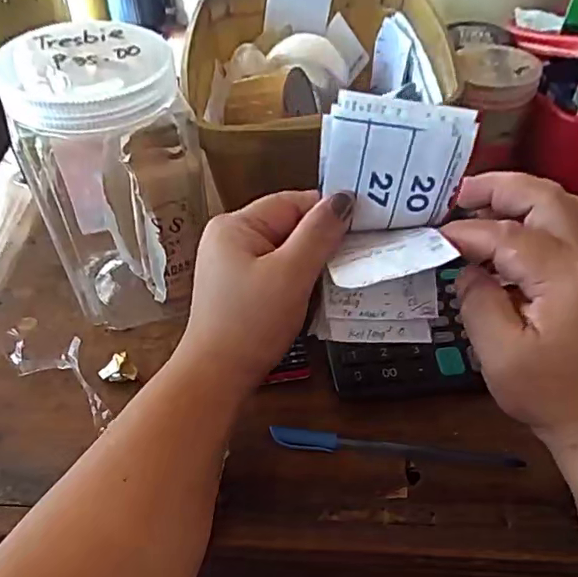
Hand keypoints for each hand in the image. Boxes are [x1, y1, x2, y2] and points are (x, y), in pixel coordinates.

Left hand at [175, 190, 351, 388]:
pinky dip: (295, 286)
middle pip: (288, 228)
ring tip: (330, 285)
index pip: (292, 203)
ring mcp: (231, 269)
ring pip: (284, 255)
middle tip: (350, 261)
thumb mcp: (291, 275)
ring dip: (309, 268)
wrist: (217, 376)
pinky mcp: (238, 294)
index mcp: (235, 225)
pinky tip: (308, 301)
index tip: (360, 229)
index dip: (326, 213)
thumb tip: (343, 200)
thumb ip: (318, 235)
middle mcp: (229, 241)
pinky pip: (275, 277)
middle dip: (318, 244)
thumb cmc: (250, 325)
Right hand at [440, 174, 577, 444]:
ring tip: (478, 204)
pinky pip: (560, 228)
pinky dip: (529, 218)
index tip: (435, 235)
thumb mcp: (500, 355)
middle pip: (545, 198)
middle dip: (500, 188)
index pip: (508, 235)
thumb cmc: (545, 392)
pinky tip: (501, 236)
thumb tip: (468, 271)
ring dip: (519, 196)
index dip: (469, 231)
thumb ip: (479, 304)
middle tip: (459, 194)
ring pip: (558, 206)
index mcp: (561, 277)